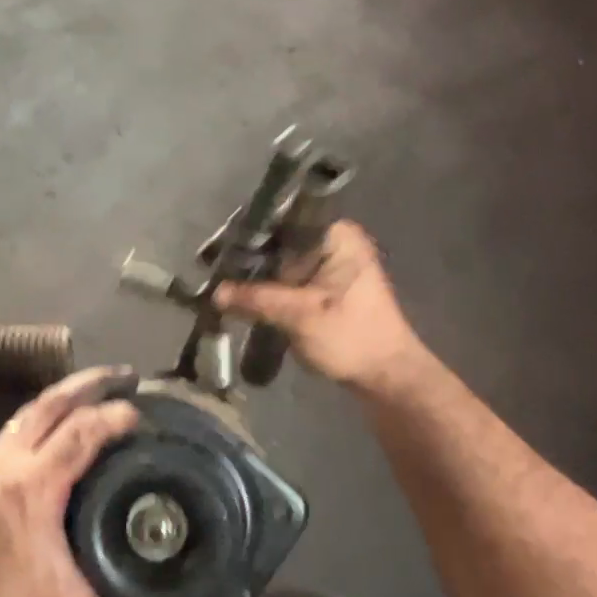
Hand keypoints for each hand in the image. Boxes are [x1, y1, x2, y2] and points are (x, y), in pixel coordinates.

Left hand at [0, 367, 204, 596]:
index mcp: (32, 492)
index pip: (79, 431)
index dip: (114, 415)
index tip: (143, 414)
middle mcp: (5, 468)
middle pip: (49, 404)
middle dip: (90, 384)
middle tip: (128, 377)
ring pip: (28, 413)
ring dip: (65, 396)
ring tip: (101, 391)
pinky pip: (14, 431)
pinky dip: (43, 417)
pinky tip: (64, 424)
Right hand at [215, 221, 425, 393]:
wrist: (386, 377)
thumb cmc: (351, 338)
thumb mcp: (299, 316)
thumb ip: (256, 299)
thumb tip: (215, 293)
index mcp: (336, 236)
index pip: (283, 220)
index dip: (247, 233)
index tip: (216, 251)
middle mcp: (334, 242)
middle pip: (279, 241)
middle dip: (246, 257)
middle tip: (210, 270)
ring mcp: (331, 265)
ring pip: (281, 262)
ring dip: (254, 275)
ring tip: (218, 284)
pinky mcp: (325, 288)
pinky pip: (288, 279)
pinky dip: (267, 288)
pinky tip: (239, 297)